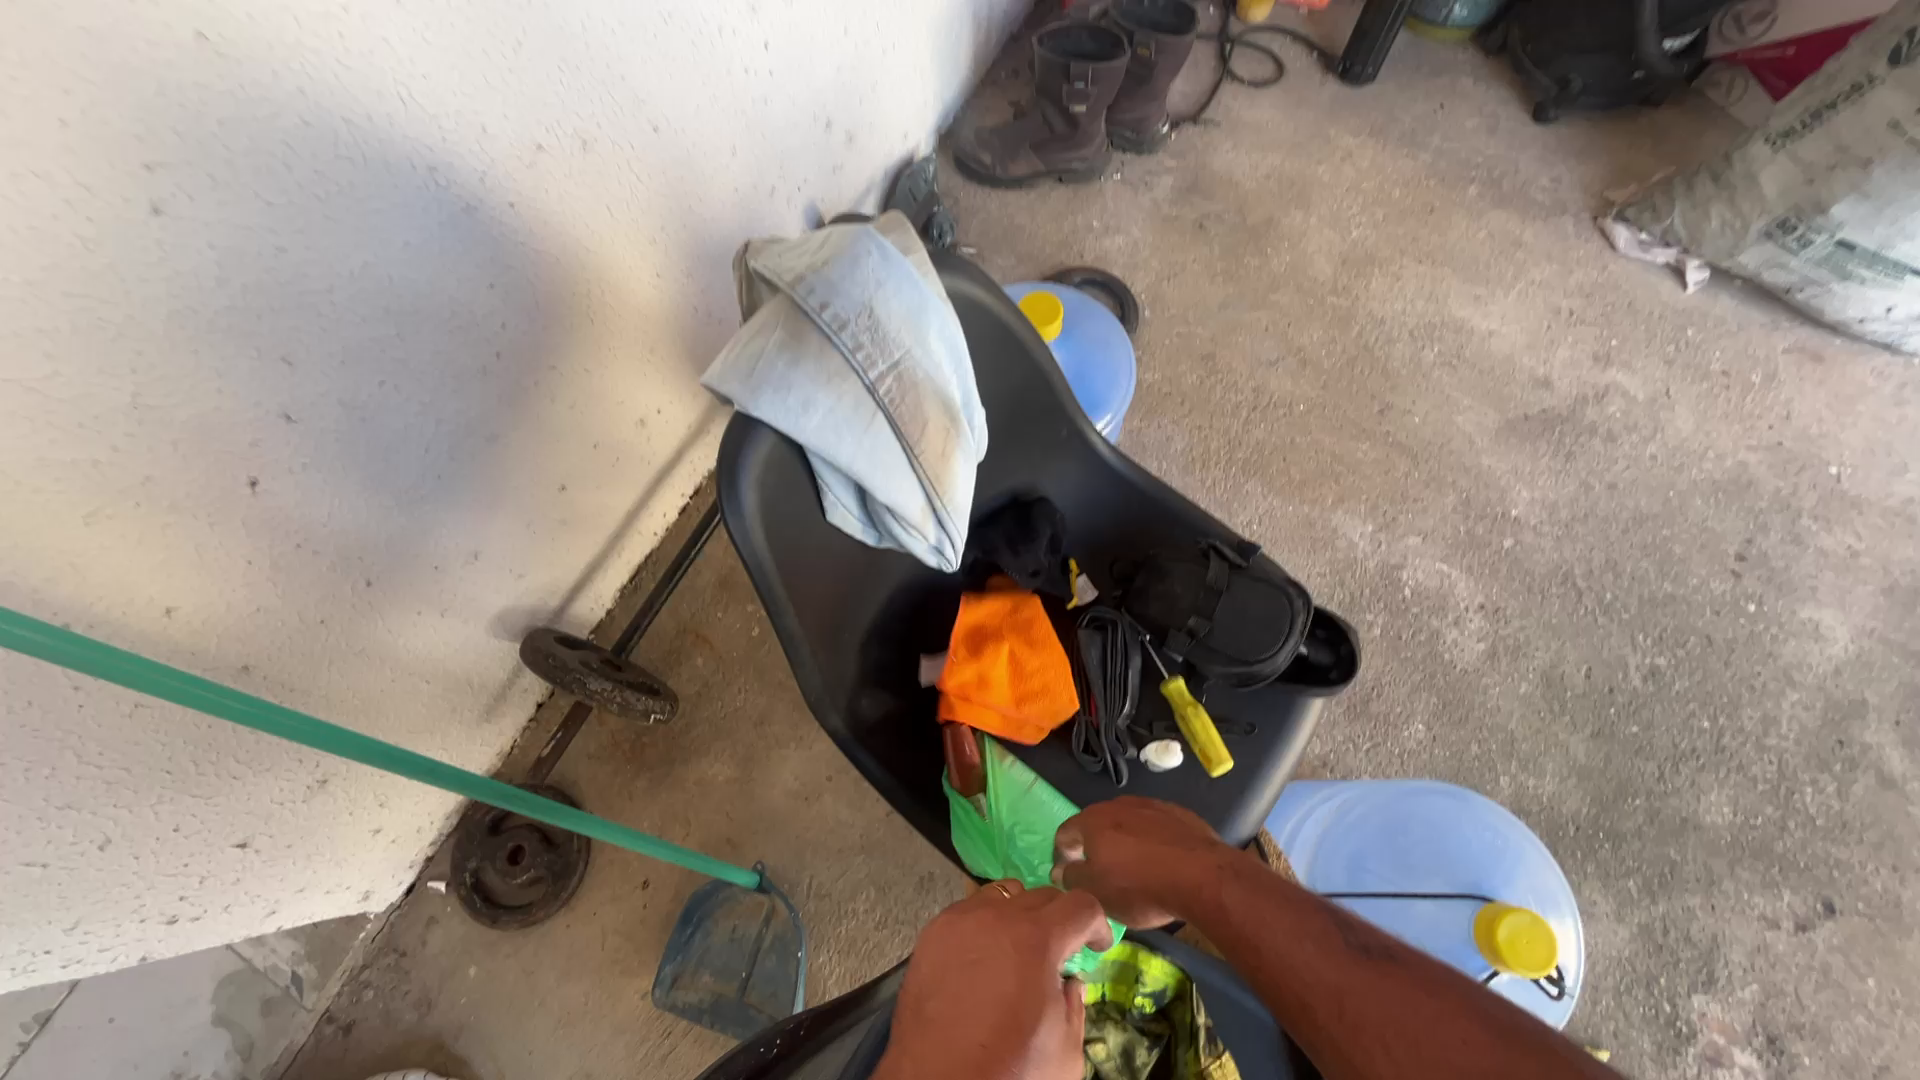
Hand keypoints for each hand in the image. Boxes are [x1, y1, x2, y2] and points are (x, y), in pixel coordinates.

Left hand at [876, 880, 1112, 1079]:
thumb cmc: (1008, 1070)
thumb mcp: (1064, 1050)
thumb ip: (1074, 1004)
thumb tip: (1069, 981)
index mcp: (1036, 939)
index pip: (1080, 904)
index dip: (1097, 924)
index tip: (1096, 946)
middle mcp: (998, 917)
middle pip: (1042, 895)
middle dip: (1060, 920)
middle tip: (1060, 954)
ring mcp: (961, 920)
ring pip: (1003, 894)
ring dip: (1020, 914)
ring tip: (1018, 950)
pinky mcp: (933, 932)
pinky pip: (968, 911)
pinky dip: (985, 924)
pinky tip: (983, 958)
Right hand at [1052, 797, 1231, 927]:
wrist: (1203, 876)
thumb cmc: (1139, 886)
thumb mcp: (1095, 893)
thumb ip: (1071, 878)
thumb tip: (1060, 870)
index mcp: (1092, 820)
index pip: (1065, 833)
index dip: (1062, 856)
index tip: (1069, 877)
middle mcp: (1118, 805)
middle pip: (1097, 825)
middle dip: (1095, 847)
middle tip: (1102, 875)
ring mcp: (1151, 805)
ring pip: (1128, 824)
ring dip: (1125, 842)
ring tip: (1136, 870)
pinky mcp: (1179, 813)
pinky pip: (1156, 827)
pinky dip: (1153, 842)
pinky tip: (1163, 863)